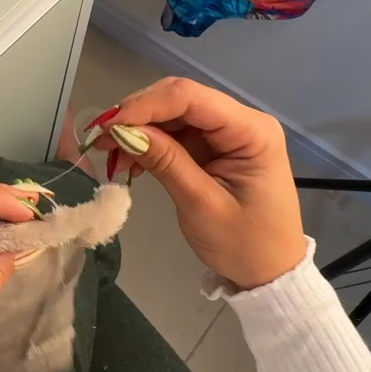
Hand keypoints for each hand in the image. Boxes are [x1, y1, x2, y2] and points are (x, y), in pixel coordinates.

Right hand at [88, 78, 307, 289]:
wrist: (269, 273)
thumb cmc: (244, 244)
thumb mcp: (201, 205)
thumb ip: (166, 162)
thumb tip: (123, 131)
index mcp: (251, 131)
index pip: (190, 98)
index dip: (144, 106)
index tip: (107, 128)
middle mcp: (241, 121)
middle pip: (179, 99)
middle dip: (137, 115)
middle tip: (101, 140)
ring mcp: (226, 132)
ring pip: (171, 113)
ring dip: (138, 129)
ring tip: (109, 153)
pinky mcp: (213, 145)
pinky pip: (174, 132)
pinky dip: (148, 142)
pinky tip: (129, 160)